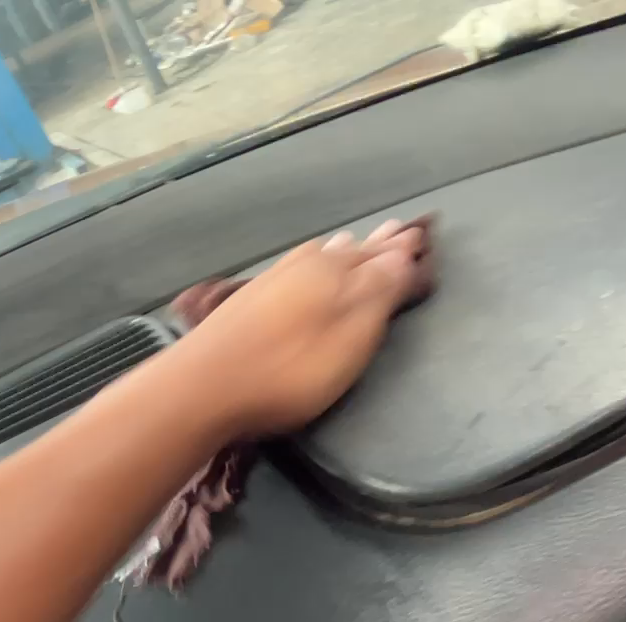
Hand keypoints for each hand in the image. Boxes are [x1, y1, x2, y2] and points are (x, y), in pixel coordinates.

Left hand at [173, 217, 434, 437]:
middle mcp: (307, 266)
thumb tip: (404, 252)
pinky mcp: (251, 298)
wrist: (205, 385)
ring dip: (344, 250)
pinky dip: (315, 261)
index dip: (401, 251)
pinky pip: (297, 266)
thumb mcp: (349, 337)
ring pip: (321, 256)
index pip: (381, 256)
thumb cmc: (291, 370)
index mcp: (337, 272)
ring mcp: (275, 279)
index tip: (420, 237)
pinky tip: (309, 265)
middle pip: (351, 252)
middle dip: (377, 246)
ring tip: (357, 243)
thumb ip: (379, 293)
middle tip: (398, 232)